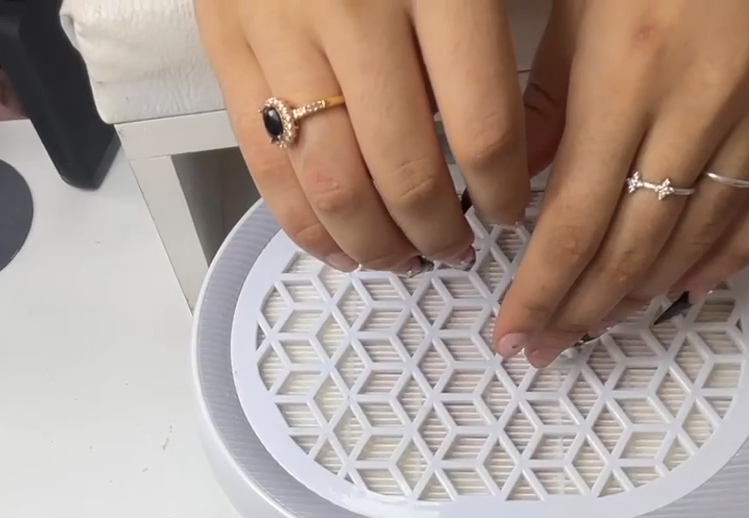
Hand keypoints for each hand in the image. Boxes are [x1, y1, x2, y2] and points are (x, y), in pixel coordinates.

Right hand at [196, 0, 529, 272]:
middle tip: (456, 251)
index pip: (481, 127)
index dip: (502, 190)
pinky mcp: (229, 51)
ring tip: (402, 261)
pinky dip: (306, 229)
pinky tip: (339, 251)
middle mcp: (355, 9)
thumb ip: (497, 22)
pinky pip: (267, 171)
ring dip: (375, 245)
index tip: (509, 211)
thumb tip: (518, 142)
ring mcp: (282, 34)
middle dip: (438, 234)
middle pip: (405, 173)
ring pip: (334, 187)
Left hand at [495, 0, 748, 365]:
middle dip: (580, 310)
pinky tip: (692, 287)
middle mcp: (702, 101)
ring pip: (698, 235)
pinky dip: (734, 253)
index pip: (572, 222)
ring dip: (643, 293)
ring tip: (601, 326)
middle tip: (548, 348)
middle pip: (631, 246)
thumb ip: (549, 97)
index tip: (514, 332)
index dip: (540, 291)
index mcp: (628, 73)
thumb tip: (529, 180)